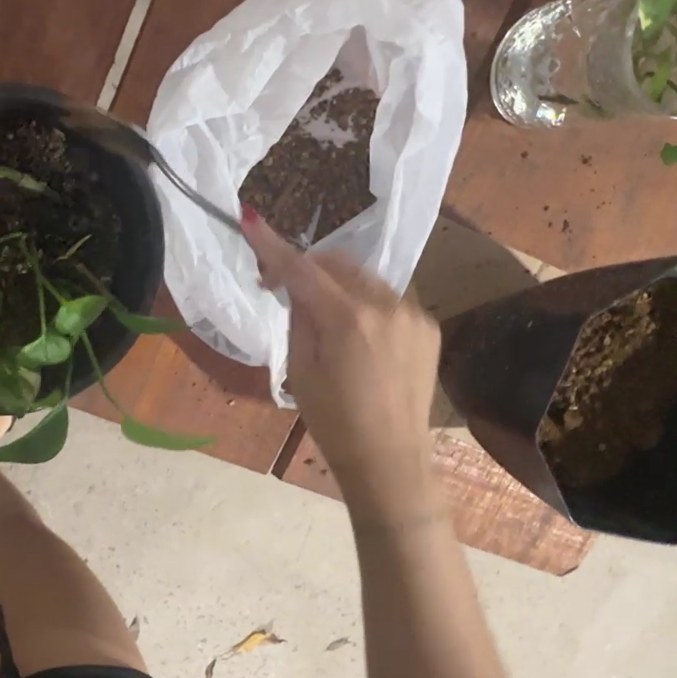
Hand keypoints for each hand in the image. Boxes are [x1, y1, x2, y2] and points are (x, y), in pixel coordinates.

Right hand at [241, 208, 441, 523]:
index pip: (302, 268)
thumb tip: (297, 291)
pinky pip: (386, 300)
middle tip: (276, 285)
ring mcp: (412, 314)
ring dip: (335, 284)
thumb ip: (299, 321)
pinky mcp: (426, 327)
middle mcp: (386, 305)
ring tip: (316, 313)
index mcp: (347, 318)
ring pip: (363, 279)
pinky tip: (351, 334)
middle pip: (337, 264)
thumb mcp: (300, 371)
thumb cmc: (332, 422)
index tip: (250, 218)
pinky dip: (361, 303)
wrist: (389, 459)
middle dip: (305, 266)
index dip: (272, 244)